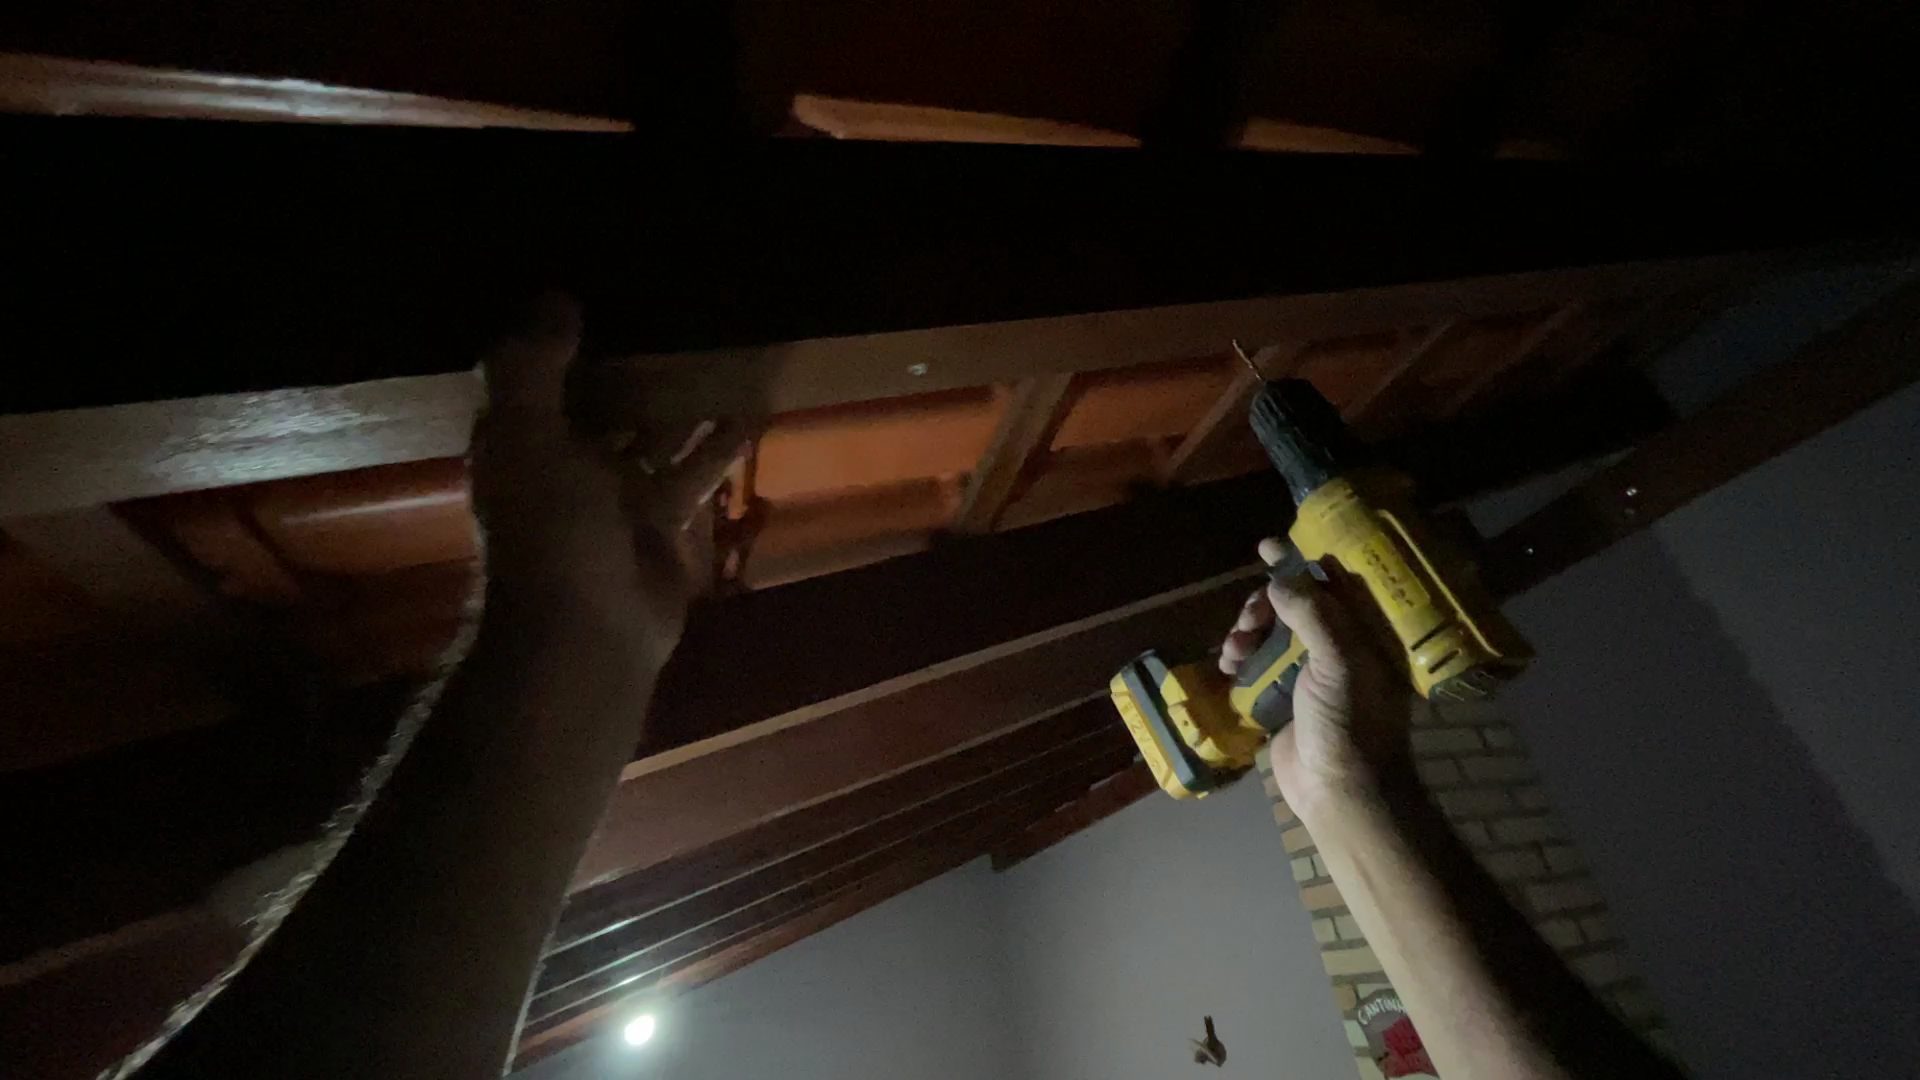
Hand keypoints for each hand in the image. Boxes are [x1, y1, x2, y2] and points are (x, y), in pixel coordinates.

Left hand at [469, 295, 750, 669]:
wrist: (589, 629)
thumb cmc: (550, 530)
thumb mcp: (525, 438)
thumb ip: (531, 367)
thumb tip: (557, 297)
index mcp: (526, 440)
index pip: (547, 376)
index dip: (571, 340)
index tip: (606, 297)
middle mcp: (570, 463)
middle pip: (609, 403)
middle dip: (639, 368)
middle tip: (680, 319)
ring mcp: (619, 495)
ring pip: (658, 434)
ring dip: (688, 402)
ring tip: (724, 357)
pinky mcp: (663, 521)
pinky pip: (694, 471)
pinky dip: (720, 447)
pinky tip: (749, 417)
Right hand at [1218, 538, 1412, 809]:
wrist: (1338, 792)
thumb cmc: (1349, 724)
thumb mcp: (1339, 663)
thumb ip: (1312, 615)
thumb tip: (1278, 578)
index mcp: (1364, 636)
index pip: (1333, 585)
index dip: (1302, 563)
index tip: (1267, 547)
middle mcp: (1338, 648)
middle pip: (1294, 605)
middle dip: (1265, 604)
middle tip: (1249, 619)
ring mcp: (1308, 673)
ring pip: (1270, 632)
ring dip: (1247, 631)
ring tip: (1234, 648)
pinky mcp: (1282, 695)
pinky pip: (1256, 661)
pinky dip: (1239, 656)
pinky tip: (1228, 664)